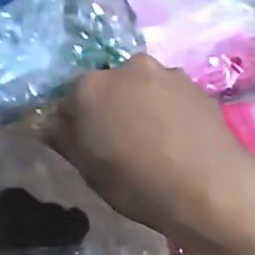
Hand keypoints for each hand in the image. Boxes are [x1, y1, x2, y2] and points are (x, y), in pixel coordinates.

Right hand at [52, 55, 254, 236]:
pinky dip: (167, 112)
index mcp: (90, 88)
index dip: (74, 126)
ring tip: (153, 145)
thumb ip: (65, 141)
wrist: (209, 187)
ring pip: (141, 89)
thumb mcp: (91, 172)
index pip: (69, 101)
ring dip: (140, 108)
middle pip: (107, 88)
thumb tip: (46, 123)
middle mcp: (127, 67)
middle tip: (120, 147)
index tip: (86, 148)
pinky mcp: (197, 86)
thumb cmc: (138, 185)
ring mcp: (166, 73)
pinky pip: (169, 97)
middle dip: (109, 110)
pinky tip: (176, 142)